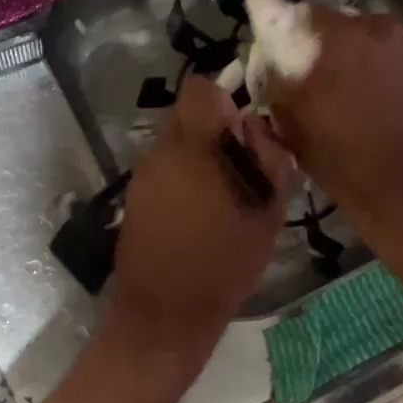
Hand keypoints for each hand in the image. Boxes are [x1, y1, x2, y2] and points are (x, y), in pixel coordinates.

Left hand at [110, 73, 293, 344]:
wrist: (165, 313)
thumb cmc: (224, 265)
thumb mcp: (266, 215)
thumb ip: (268, 161)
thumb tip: (256, 126)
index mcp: (194, 151)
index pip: (200, 89)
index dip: (224, 99)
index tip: (243, 129)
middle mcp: (160, 154)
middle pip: (186, 115)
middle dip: (214, 131)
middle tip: (240, 166)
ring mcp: (142, 176)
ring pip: (174, 143)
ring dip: (199, 156)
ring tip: (223, 195)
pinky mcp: (134, 197)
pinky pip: (163, 170)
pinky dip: (182, 178)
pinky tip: (199, 213)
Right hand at [265, 4, 402, 233]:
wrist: (397, 182)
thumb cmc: (334, 155)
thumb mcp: (288, 115)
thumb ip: (273, 69)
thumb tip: (265, 35)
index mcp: (332, 37)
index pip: (291, 9)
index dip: (269, 7)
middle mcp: (369, 24)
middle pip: (326, 18)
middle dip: (310, 36)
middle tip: (301, 66)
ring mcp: (401, 36)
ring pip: (357, 28)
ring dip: (342, 45)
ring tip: (336, 79)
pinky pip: (383, 42)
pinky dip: (369, 55)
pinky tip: (363, 84)